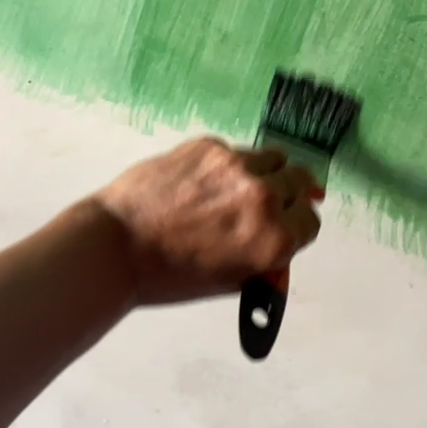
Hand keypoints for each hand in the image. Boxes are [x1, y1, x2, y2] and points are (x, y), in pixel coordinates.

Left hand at [90, 137, 322, 305]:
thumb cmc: (169, 275)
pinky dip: (230, 165)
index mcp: (274, 238)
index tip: (288, 226)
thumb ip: (263, 262)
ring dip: (267, 172)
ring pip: (273, 158)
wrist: (116, 244)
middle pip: (300, 180)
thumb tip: (278, 251)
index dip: (298, 226)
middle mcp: (263, 196)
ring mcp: (235, 165)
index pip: (310, 221)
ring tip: (243, 186)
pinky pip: (235, 151)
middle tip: (271, 203)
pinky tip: (206, 181)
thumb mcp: (229, 282)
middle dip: (290, 194)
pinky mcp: (208, 146)